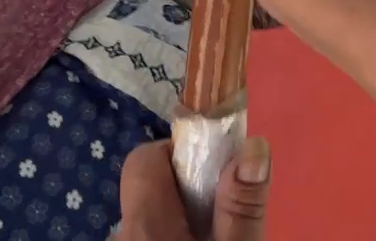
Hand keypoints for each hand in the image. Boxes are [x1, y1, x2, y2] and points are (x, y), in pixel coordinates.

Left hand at [118, 137, 270, 240]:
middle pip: (156, 186)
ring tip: (219, 237)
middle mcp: (121, 235)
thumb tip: (254, 143)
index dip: (182, 153)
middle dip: (193, 188)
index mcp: (142, 223)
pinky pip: (152, 237)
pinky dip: (177, 235)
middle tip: (228, 214)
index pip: (145, 158)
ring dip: (186, 217)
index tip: (217, 170)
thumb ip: (242, 205)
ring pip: (156, 215)